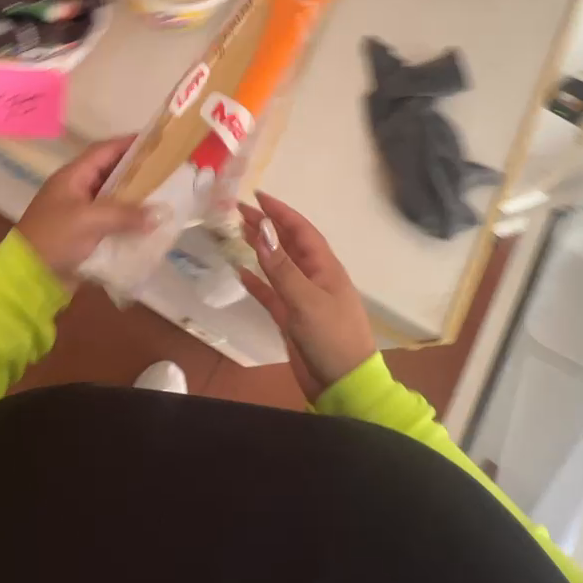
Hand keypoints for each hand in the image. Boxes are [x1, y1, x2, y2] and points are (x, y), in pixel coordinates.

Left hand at [17, 136, 152, 287]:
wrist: (29, 276)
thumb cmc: (55, 238)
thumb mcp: (89, 221)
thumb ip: (125, 215)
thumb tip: (158, 214)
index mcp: (72, 177)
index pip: (103, 151)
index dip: (127, 144)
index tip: (155, 142)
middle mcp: (75, 190)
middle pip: (109, 173)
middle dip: (136, 172)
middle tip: (166, 171)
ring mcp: (78, 212)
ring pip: (111, 198)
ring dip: (133, 199)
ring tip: (163, 197)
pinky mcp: (83, 233)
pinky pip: (110, 221)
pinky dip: (127, 221)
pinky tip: (147, 225)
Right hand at [238, 192, 377, 402]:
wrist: (344, 386)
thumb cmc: (331, 338)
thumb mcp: (306, 301)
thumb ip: (282, 268)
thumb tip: (263, 230)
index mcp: (325, 268)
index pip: (301, 231)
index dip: (280, 212)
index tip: (257, 197)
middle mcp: (314, 278)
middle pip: (288, 244)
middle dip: (267, 226)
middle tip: (238, 211)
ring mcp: (303, 298)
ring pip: (278, 265)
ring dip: (261, 248)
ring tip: (238, 232)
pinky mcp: (292, 318)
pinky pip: (271, 293)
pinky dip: (257, 281)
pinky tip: (241, 273)